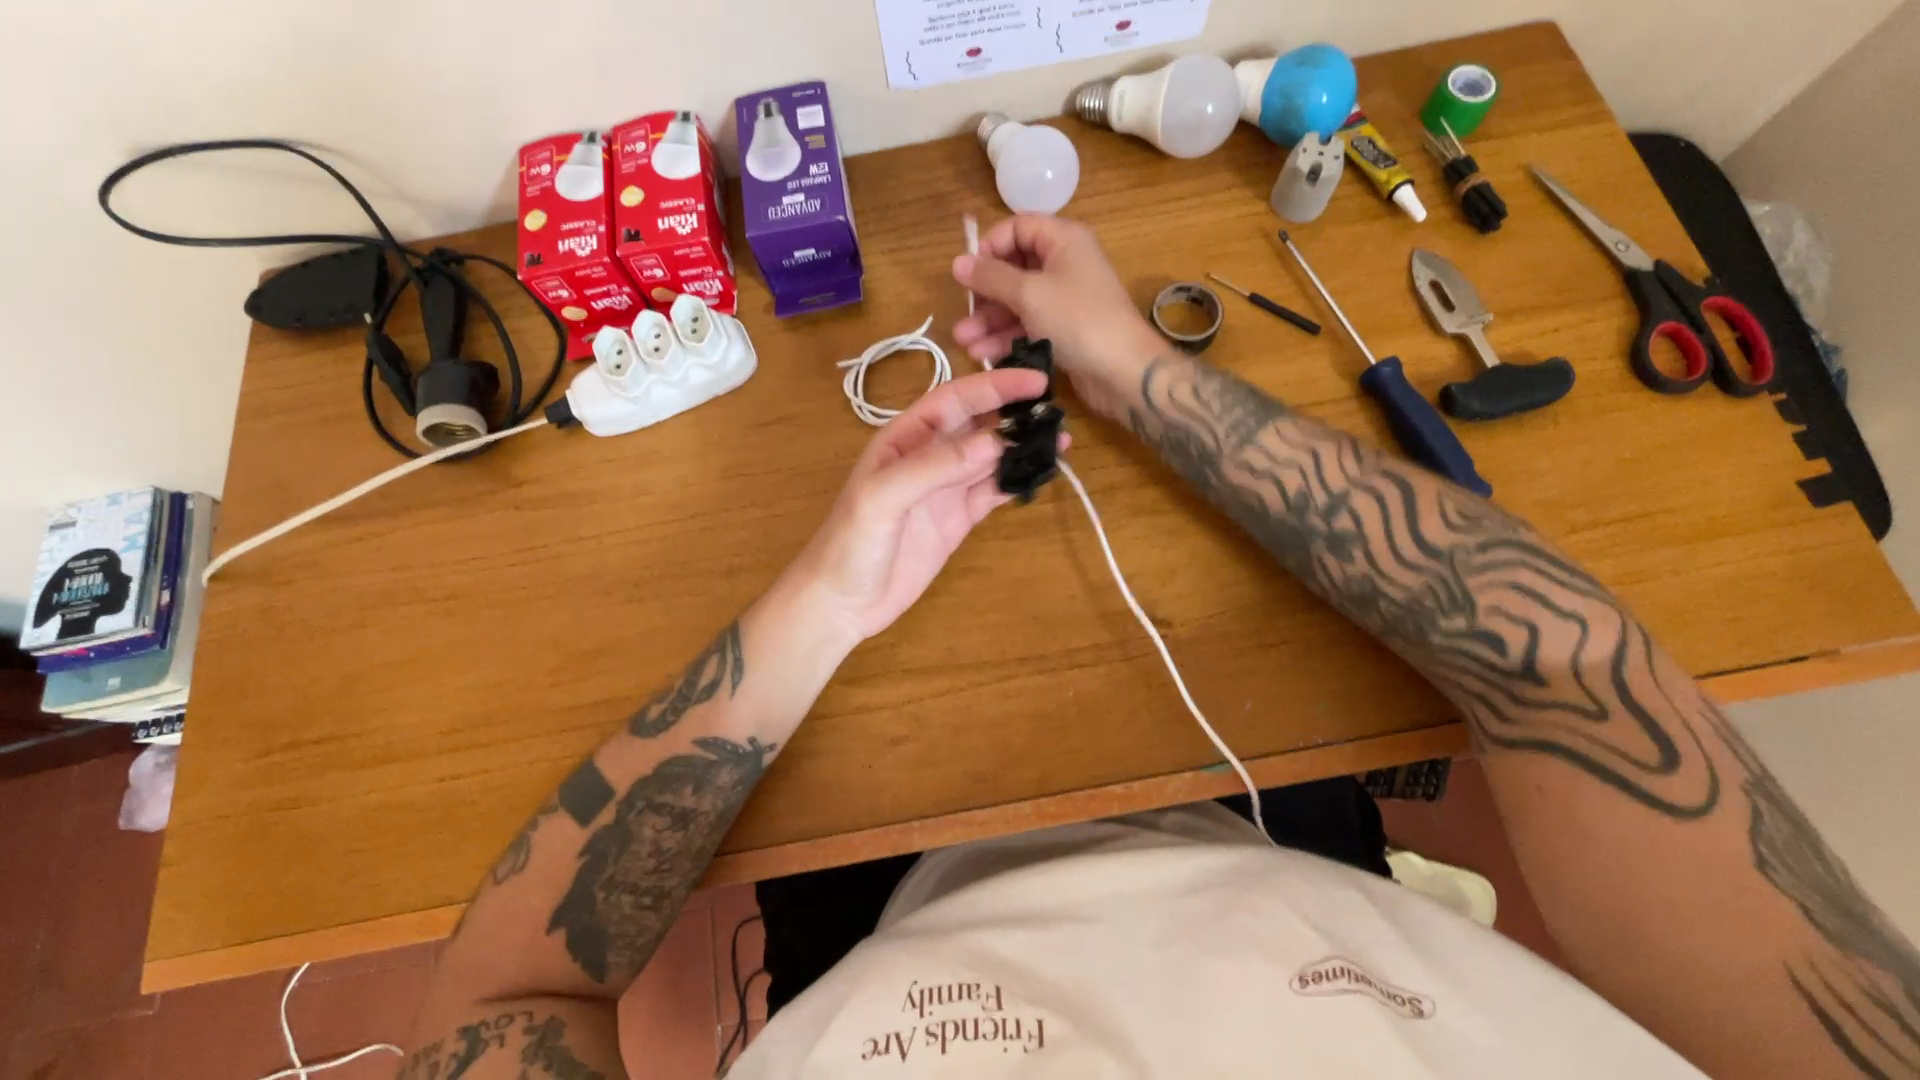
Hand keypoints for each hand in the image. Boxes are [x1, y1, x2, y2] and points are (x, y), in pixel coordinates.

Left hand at [779, 368, 1058, 644]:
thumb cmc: (850, 543)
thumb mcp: (884, 497)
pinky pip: (992, 492)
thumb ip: (935, 466)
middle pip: (979, 424)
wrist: (841, 603)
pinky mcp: (958, 520)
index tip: (1036, 382)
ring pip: (991, 457)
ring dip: (1022, 447)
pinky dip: (1017, 482)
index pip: (955, 399)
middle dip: (1015, 413)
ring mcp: (944, 490)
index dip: (995, 387)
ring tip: (1061, 441)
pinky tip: (1041, 475)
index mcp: (904, 438)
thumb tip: (993, 441)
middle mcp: (928, 457)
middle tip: (1058, 411)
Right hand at [951, 215, 1161, 416]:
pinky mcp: (1064, 331)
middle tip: (962, 314)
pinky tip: (982, 354)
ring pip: (1018, 302)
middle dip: (985, 293)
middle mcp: (1065, 264)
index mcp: (1063, 240)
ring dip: (990, 321)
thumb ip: (991, 277)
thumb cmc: (1078, 321)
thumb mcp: (1029, 294)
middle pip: (1014, 268)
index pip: (1017, 228)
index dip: (990, 247)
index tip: (967, 273)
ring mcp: (1065, 300)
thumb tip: (957, 262)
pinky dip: (1006, 337)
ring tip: (964, 341)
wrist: (1123, 372)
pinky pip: (1028, 326)